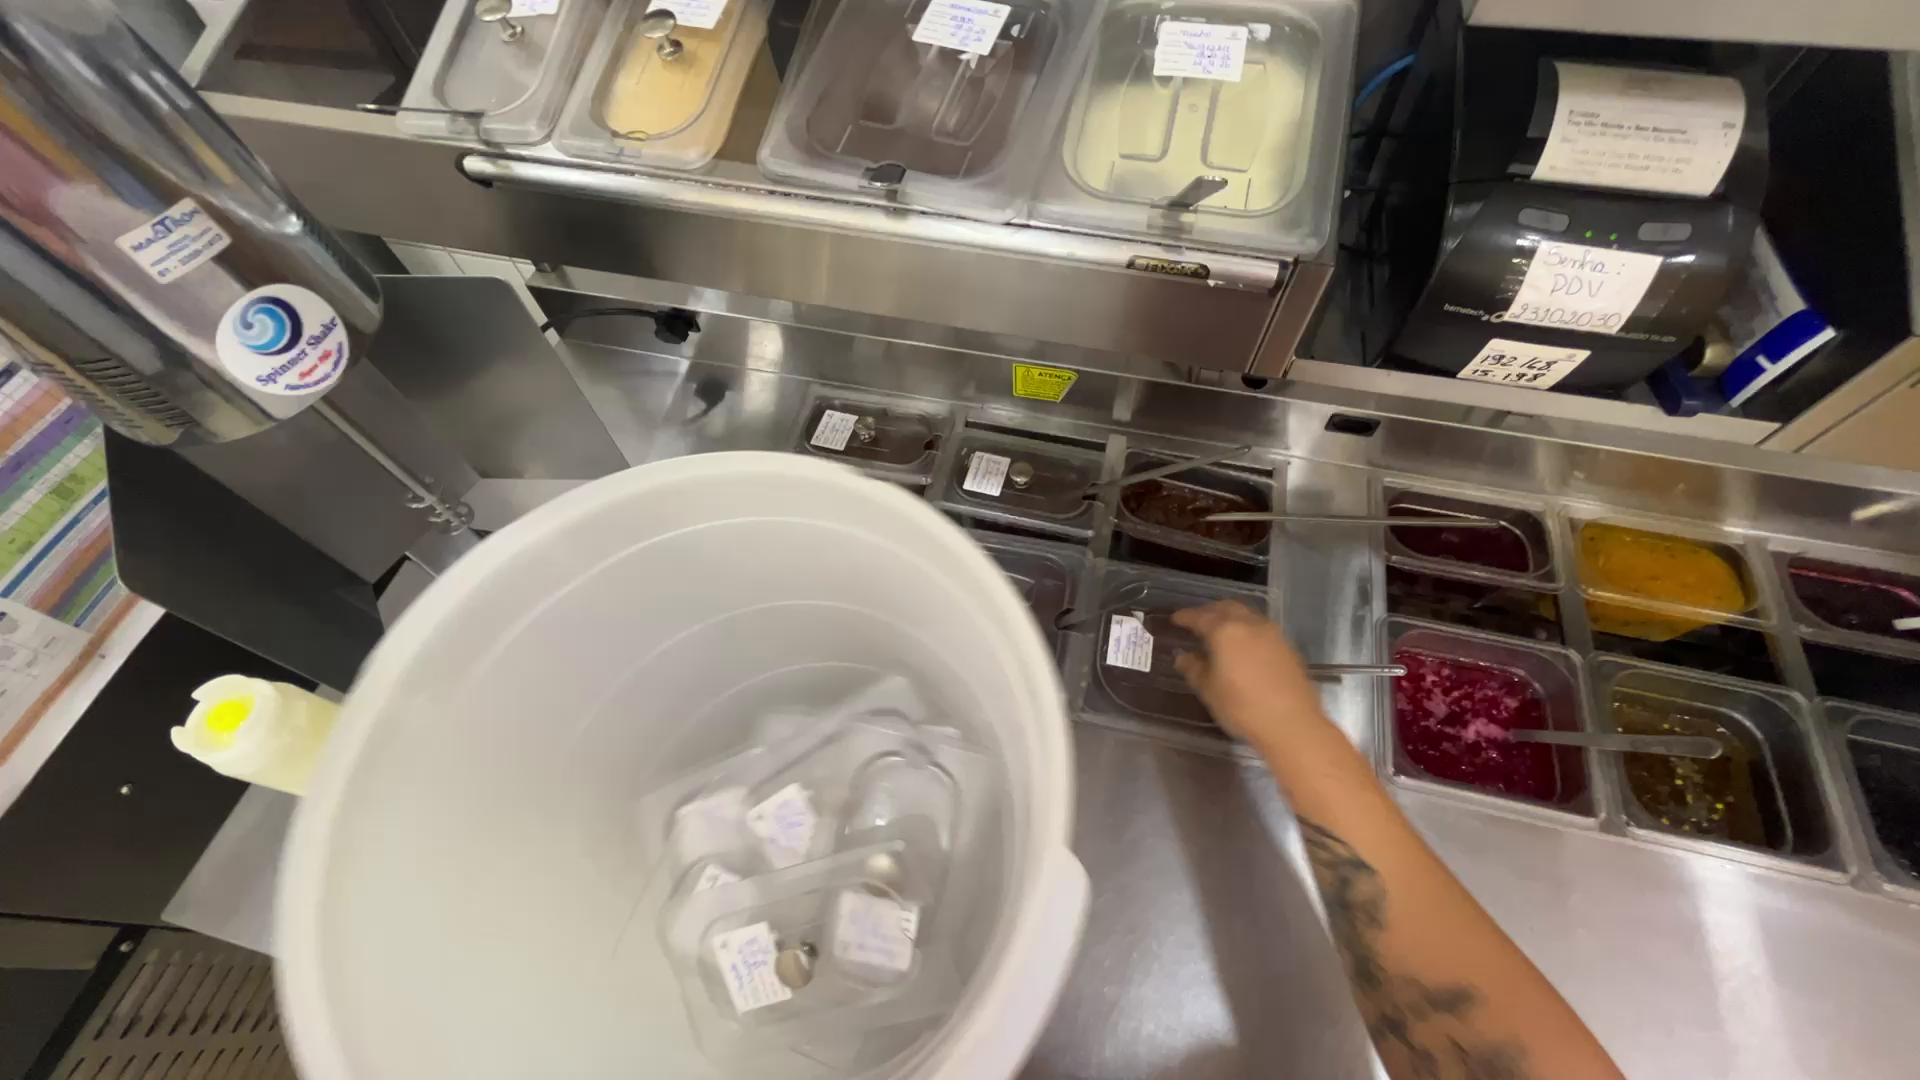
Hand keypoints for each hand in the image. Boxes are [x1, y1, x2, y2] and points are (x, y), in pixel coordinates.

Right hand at [1172, 600, 1327, 751]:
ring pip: (1246, 614)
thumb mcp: (1209, 690)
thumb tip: (1183, 656)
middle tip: (1196, 620)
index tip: (1175, 619)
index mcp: (1225, 632)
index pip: (1200, 617)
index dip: (1185, 616)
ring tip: (1219, 630)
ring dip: (1230, 616)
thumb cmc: (1242, 707)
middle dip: (1209, 610)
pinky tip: (1242, 645)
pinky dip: (1246, 628)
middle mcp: (1249, 625)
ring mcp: (1272, 634)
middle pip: (1226, 607)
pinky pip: (1260, 627)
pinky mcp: (1287, 647)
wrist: (1292, 724)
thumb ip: (1193, 669)